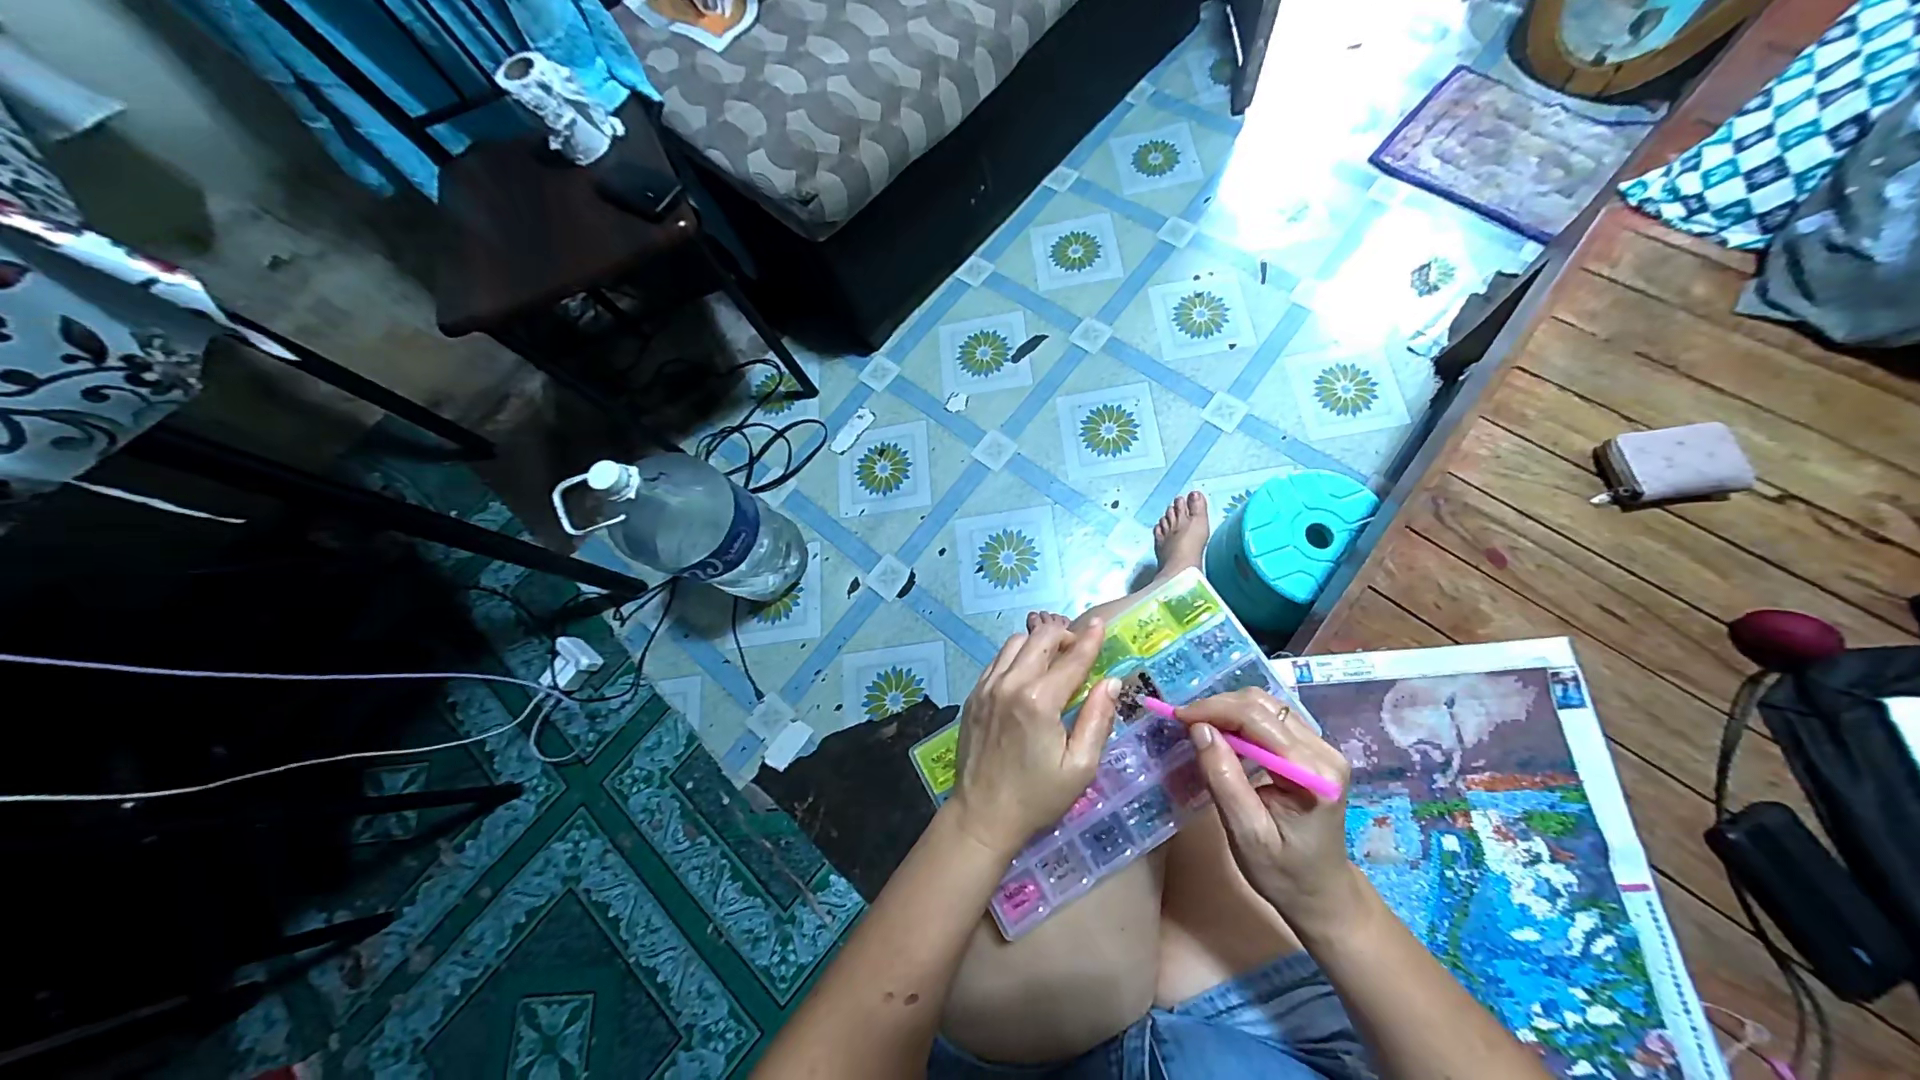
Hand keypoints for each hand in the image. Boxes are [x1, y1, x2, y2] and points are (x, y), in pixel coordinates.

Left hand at [949, 620, 1117, 856]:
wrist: (982, 815)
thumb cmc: (1037, 796)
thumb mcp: (1080, 766)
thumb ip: (1097, 719)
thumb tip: (1111, 682)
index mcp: (1039, 701)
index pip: (1071, 659)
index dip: (1089, 640)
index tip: (1100, 623)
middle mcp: (1009, 684)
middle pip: (1039, 638)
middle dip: (1063, 636)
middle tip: (1078, 650)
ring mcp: (986, 687)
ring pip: (1014, 644)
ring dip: (1037, 644)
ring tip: (1053, 661)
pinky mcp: (974, 695)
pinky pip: (997, 660)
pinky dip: (1016, 657)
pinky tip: (1027, 675)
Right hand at [1179, 688, 1362, 934]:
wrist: (1321, 894)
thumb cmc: (1283, 873)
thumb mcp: (1246, 833)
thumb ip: (1223, 779)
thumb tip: (1199, 728)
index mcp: (1314, 774)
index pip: (1258, 720)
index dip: (1214, 710)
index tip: (1176, 717)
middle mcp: (1324, 752)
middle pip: (1264, 705)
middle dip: (1218, 707)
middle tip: (1182, 723)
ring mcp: (1321, 748)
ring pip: (1266, 705)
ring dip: (1227, 710)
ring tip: (1198, 727)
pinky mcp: (1311, 749)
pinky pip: (1271, 718)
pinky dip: (1239, 719)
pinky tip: (1221, 734)